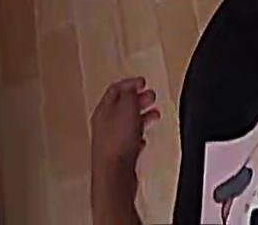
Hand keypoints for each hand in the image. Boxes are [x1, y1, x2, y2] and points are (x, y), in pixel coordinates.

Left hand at [89, 77, 158, 221]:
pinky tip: (144, 140)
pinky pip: (128, 141)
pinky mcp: (116, 158)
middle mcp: (103, 125)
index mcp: (102, 111)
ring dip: (142, 116)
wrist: (114, 176)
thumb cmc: (120, 138)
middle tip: (152, 97)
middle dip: (138, 99)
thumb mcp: (127, 106)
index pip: (115, 89)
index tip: (144, 82)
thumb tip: (130, 88)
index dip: (130, 83)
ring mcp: (108, 143)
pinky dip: (138, 136)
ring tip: (155, 115)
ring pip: (127, 123)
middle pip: (121, 106)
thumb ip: (129, 93)